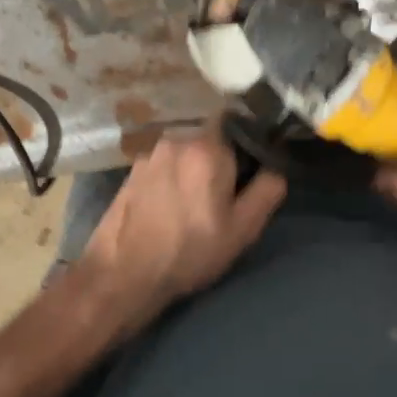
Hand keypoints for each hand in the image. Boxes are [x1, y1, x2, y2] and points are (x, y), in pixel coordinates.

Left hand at [73, 122, 286, 333]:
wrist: (120, 276)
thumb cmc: (189, 250)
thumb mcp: (243, 228)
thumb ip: (268, 189)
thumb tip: (276, 166)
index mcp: (208, 146)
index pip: (239, 121)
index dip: (250, 141)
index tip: (253, 168)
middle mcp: (177, 138)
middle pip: (212, 137)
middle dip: (222, 158)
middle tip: (225, 194)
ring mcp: (149, 154)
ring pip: (186, 152)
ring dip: (195, 169)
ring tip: (195, 204)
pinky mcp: (131, 172)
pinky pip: (165, 165)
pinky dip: (173, 178)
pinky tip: (170, 208)